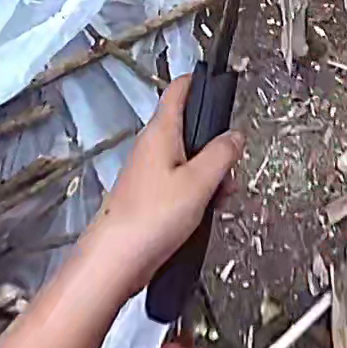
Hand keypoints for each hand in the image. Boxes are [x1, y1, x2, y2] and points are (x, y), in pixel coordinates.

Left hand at [76, 74, 244, 297]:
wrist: (111, 267)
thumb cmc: (153, 216)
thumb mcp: (199, 182)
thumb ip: (222, 154)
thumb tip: (235, 135)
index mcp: (162, 131)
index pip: (179, 89)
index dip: (200, 80)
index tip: (221, 85)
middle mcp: (152, 145)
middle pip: (191, 128)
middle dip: (217, 144)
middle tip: (230, 167)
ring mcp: (148, 171)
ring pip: (189, 158)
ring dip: (210, 173)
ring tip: (221, 198)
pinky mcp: (148, 196)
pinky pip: (180, 181)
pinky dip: (197, 191)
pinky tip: (206, 213)